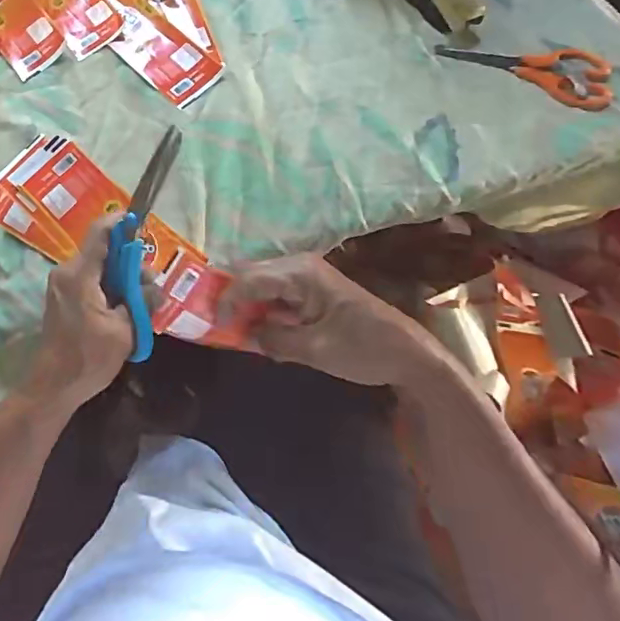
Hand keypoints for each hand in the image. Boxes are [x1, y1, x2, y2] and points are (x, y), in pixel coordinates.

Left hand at [22, 214, 135, 414]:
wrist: (53, 386)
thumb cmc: (88, 358)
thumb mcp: (124, 331)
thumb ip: (140, 301)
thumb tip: (156, 286)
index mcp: (79, 274)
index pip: (100, 233)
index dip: (120, 222)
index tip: (140, 221)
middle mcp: (67, 271)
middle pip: (102, 250)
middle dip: (129, 261)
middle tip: (150, 284)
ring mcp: (62, 284)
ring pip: (97, 266)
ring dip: (120, 276)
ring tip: (141, 301)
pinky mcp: (63, 296)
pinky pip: (90, 279)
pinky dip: (108, 286)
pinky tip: (125, 306)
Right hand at [221, 253, 449, 387]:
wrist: (409, 355)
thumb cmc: (364, 348)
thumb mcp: (315, 350)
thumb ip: (274, 340)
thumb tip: (244, 336)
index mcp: (299, 272)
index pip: (248, 278)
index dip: (225, 299)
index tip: (210, 322)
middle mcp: (298, 266)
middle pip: (249, 275)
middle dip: (228, 298)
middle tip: (209, 322)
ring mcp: (303, 277)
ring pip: (258, 285)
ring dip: (242, 305)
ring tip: (224, 327)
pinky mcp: (308, 291)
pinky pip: (273, 295)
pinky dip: (259, 310)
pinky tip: (251, 329)